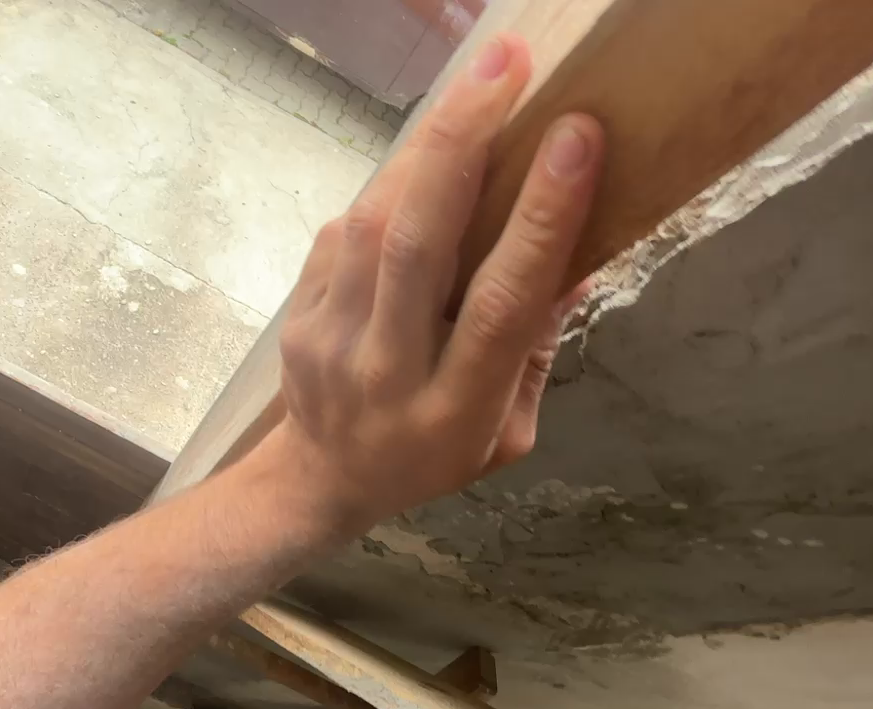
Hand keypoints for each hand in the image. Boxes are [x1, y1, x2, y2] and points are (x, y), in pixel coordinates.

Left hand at [264, 32, 604, 531]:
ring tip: (471, 97)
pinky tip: (416, 180)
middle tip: (505, 65)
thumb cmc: (430, 459)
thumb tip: (572, 261)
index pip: (498, 305)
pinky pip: (342, 237)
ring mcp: (330, 345)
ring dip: (422, 152)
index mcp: (452, 410)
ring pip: (371, 228)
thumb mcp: (504, 436)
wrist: (323, 480)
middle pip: (417, 246)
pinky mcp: (298, 321)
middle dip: (461, 144)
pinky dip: (384, 195)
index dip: (539, 219)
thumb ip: (536, 358)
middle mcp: (385, 373)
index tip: (574, 136)